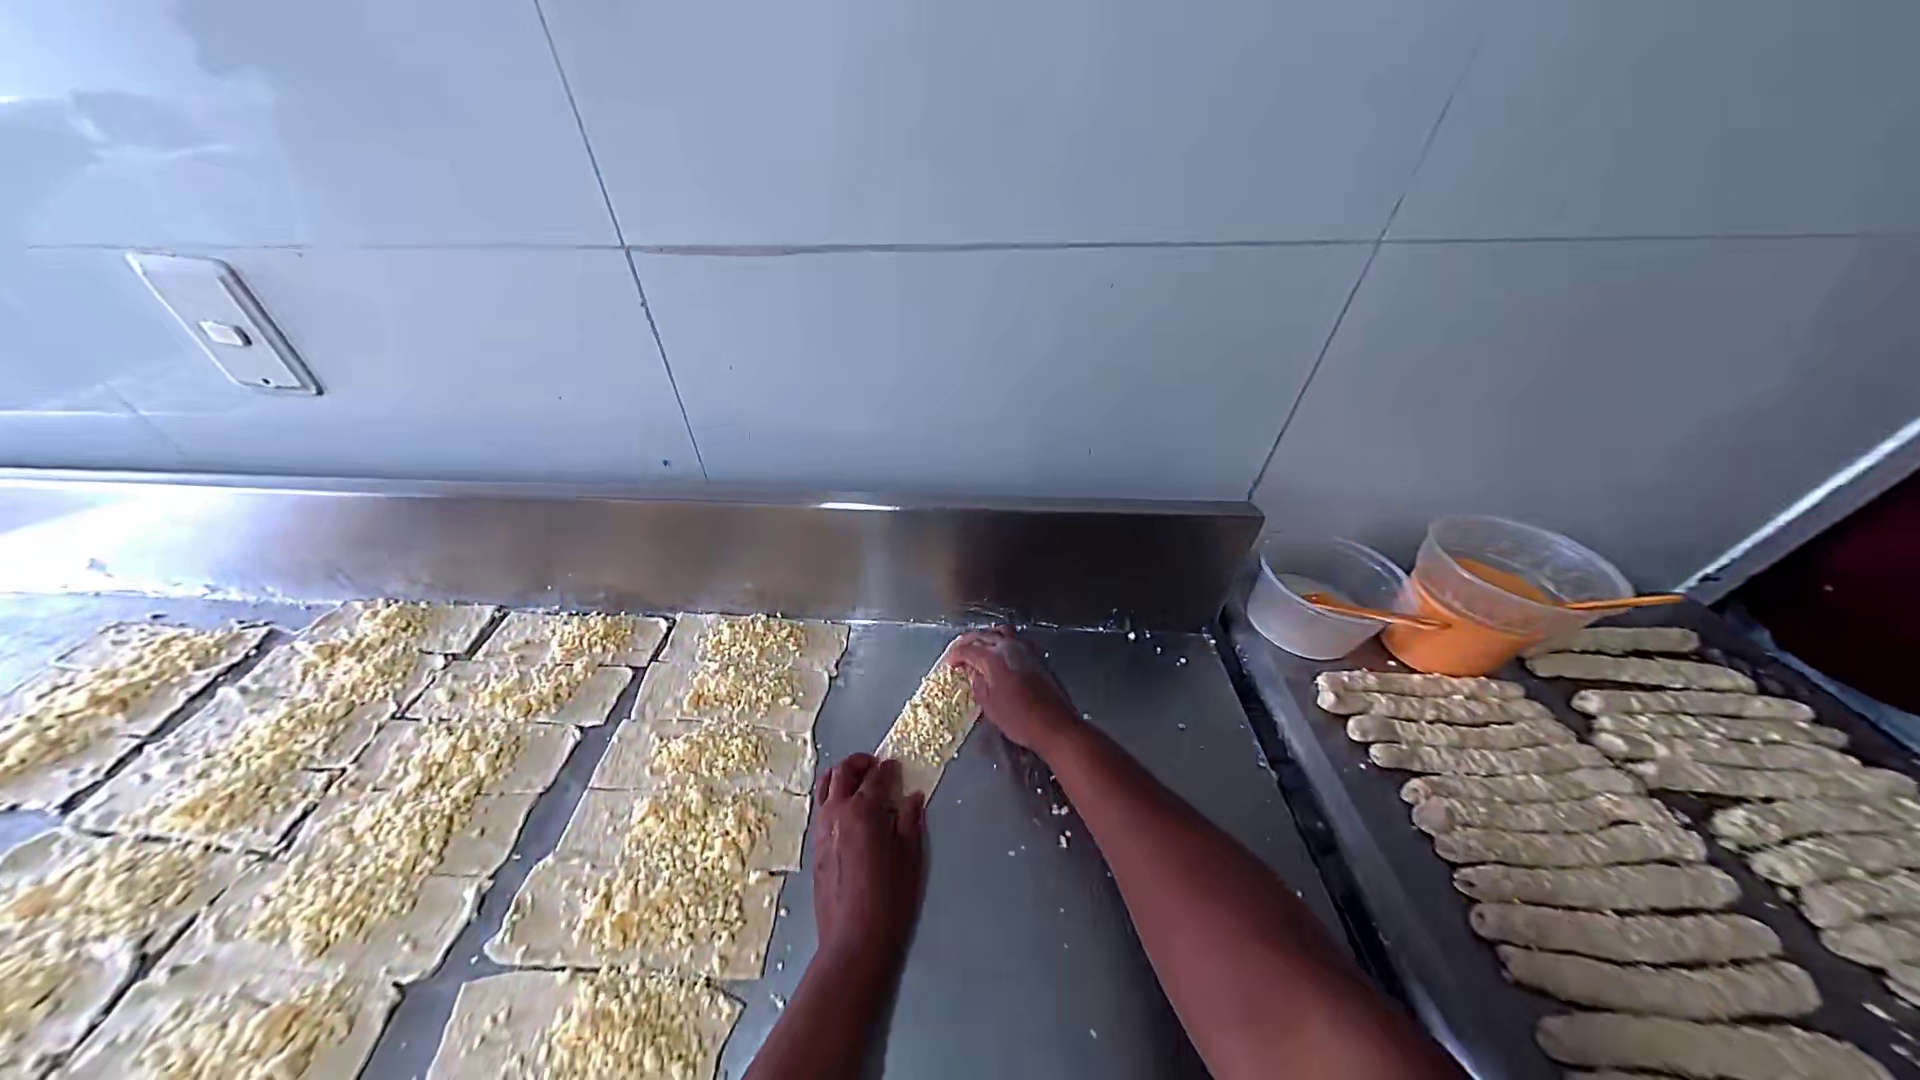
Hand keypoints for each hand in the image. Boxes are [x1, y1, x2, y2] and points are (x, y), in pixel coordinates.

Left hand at [811, 754, 925, 967]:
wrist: (855, 940)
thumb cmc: (891, 896)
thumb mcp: (910, 855)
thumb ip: (910, 819)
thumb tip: (912, 796)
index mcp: (862, 810)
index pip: (876, 776)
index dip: (889, 768)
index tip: (898, 767)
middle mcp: (837, 813)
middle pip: (842, 772)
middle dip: (860, 763)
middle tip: (876, 767)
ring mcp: (821, 830)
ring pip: (826, 787)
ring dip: (843, 778)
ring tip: (861, 784)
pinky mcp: (815, 848)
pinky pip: (822, 809)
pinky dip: (835, 798)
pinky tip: (852, 813)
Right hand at [948, 626, 1082, 755]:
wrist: (1054, 725)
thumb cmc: (1020, 719)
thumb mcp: (989, 705)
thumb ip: (978, 684)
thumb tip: (974, 674)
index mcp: (993, 658)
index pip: (968, 649)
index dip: (956, 655)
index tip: (950, 663)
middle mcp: (1009, 647)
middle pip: (983, 635)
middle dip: (968, 642)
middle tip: (960, 652)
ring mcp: (1026, 649)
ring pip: (1001, 632)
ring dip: (987, 636)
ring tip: (979, 647)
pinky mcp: (1037, 656)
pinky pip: (1015, 638)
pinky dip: (1003, 639)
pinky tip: (1001, 651)